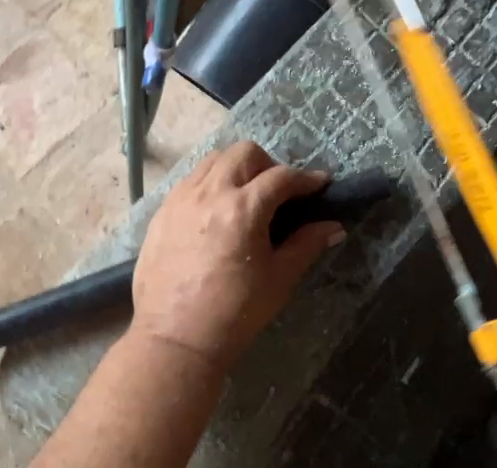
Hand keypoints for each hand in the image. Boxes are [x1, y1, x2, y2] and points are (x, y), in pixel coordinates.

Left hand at [129, 141, 345, 371]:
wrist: (173, 343)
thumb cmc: (234, 313)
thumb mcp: (279, 279)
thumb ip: (307, 244)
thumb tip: (334, 226)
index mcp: (243, 208)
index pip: (282, 177)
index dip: (306, 179)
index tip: (319, 185)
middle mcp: (211, 193)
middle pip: (244, 153)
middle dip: (268, 165)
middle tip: (276, 193)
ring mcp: (181, 200)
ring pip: (213, 160)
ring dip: (235, 169)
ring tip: (244, 196)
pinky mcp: (161, 213)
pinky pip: (189, 181)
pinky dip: (208, 184)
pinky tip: (215, 212)